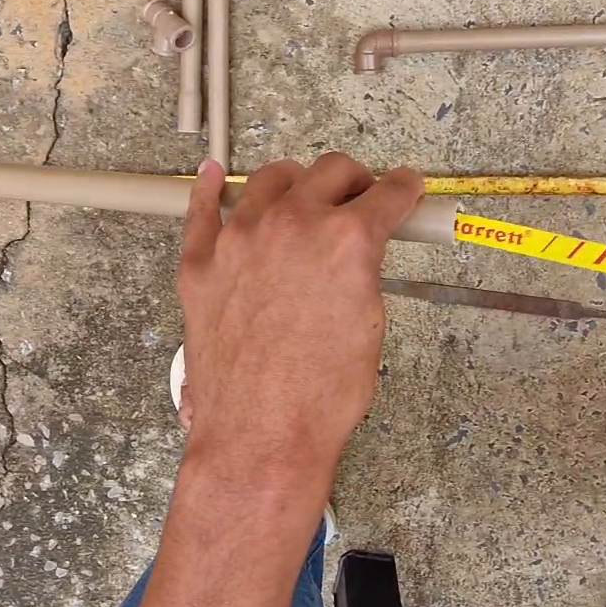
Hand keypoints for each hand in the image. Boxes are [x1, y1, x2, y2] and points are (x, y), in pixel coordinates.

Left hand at [178, 154, 423, 487]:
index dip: (404, 188)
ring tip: (302, 196)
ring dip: (297, 181)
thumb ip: (363, 268)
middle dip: (355, 180)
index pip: (387, 193)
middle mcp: (293, 225)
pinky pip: (201, 208)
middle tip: (359, 198)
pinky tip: (214, 175)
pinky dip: (210, 187)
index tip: (404, 186)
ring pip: (272, 178)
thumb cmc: (320, 395)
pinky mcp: (201, 261)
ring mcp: (240, 238)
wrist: (261, 435)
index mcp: (346, 240)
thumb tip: (360, 250)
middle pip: (332, 170)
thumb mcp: (369, 323)